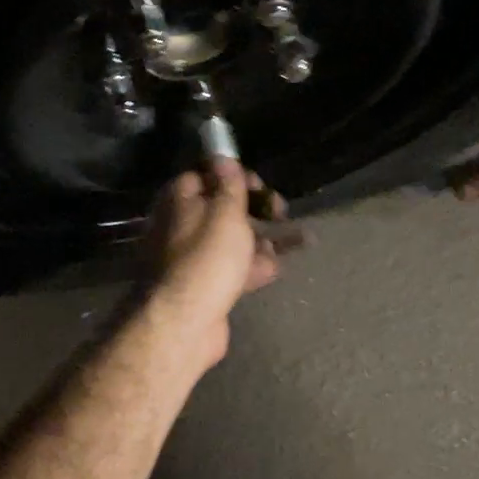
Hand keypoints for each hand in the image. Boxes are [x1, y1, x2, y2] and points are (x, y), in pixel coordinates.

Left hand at [141, 157, 288, 359]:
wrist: (184, 323)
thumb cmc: (206, 259)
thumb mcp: (224, 213)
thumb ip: (229, 185)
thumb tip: (223, 155)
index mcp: (178, 200)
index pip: (205, 174)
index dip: (234, 175)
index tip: (259, 184)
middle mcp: (180, 225)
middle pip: (221, 207)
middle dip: (255, 208)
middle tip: (281, 210)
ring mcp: (191, 258)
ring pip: (231, 239)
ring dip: (262, 237)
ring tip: (300, 238)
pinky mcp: (204, 285)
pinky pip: (233, 268)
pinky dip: (255, 265)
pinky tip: (279, 265)